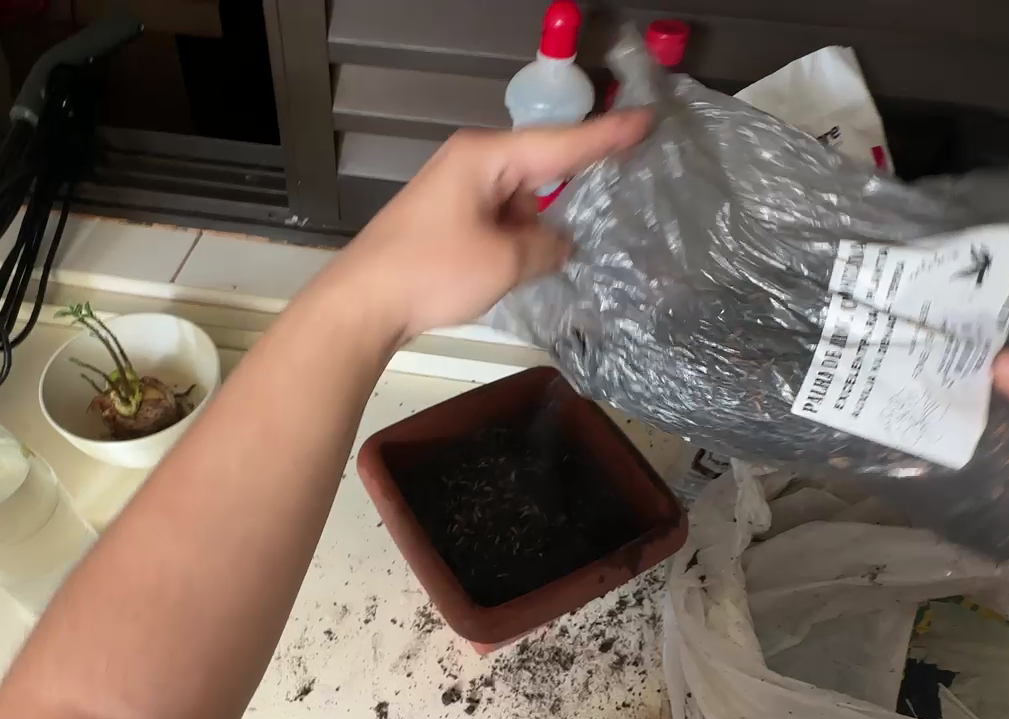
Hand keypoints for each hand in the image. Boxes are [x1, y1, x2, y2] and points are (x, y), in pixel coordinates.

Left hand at [304, 111, 650, 342]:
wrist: (363, 305)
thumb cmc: (429, 274)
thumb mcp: (504, 262)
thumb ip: (545, 248)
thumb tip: (559, 245)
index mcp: (485, 158)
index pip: (559, 144)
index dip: (606, 139)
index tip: (645, 123)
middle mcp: (468, 165)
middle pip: (535, 177)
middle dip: (552, 211)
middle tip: (569, 238)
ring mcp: (451, 194)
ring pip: (513, 209)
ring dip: (524, 239)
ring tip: (513, 272)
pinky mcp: (441, 224)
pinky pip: (491, 227)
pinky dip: (503, 248)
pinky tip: (500, 274)